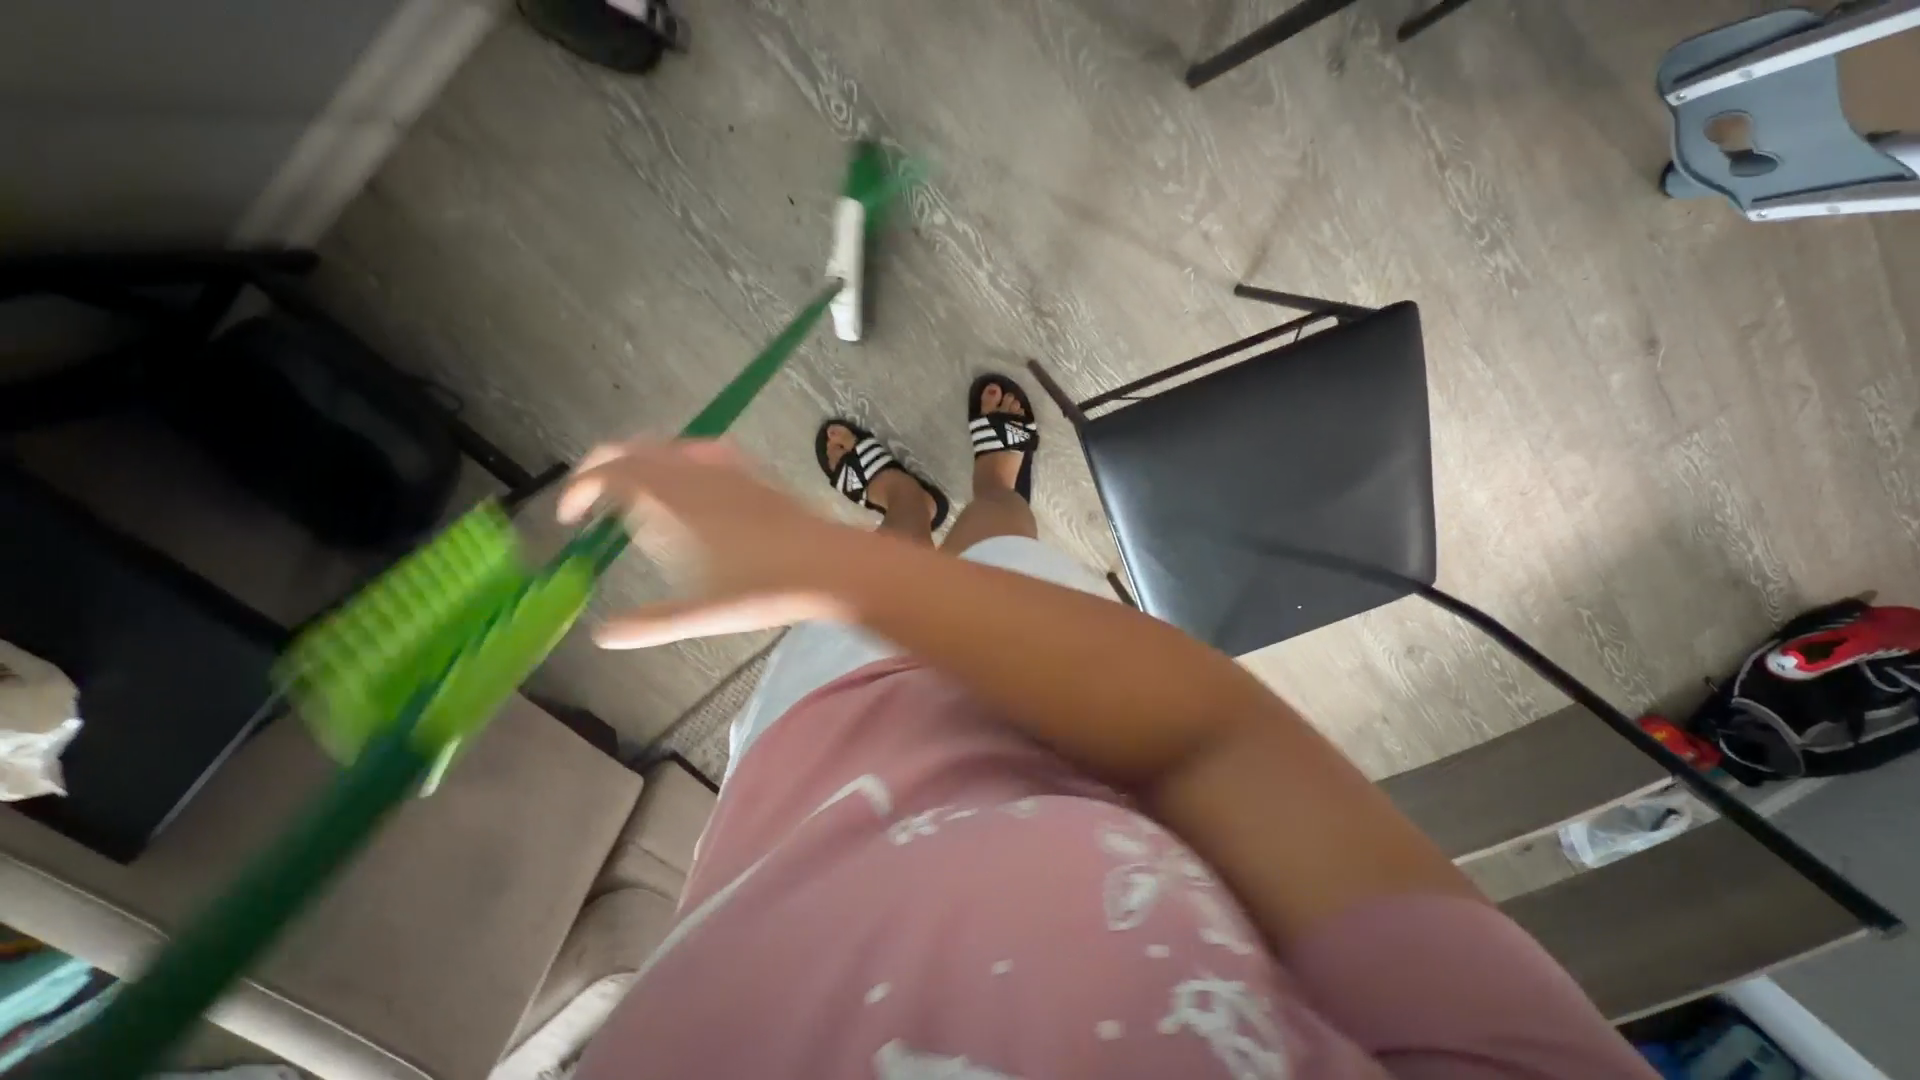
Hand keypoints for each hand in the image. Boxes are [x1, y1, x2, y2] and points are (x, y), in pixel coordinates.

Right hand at [557, 439, 857, 647]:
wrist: (831, 565)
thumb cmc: (766, 591)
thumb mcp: (703, 614)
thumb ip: (651, 623)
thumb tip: (603, 636)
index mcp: (672, 506)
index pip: (610, 478)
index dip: (579, 490)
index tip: (568, 517)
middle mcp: (693, 477)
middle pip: (631, 450)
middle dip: (600, 466)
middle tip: (587, 496)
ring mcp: (725, 469)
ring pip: (665, 445)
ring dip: (636, 458)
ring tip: (628, 486)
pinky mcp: (751, 472)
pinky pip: (702, 448)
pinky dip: (677, 454)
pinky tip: (685, 473)